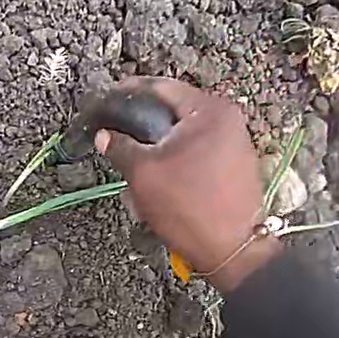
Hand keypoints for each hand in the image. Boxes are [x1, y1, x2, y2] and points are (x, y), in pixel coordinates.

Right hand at [95, 78, 281, 293]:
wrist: (231, 251)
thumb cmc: (189, 208)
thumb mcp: (143, 173)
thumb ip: (120, 147)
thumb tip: (104, 135)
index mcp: (210, 110)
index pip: (161, 86)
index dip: (128, 91)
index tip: (107, 99)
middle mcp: (227, 120)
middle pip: (171, 113)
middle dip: (142, 129)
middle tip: (117, 138)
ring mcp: (233, 144)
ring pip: (181, 137)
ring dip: (156, 152)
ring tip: (136, 170)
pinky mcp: (232, 167)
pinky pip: (195, 156)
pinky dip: (173, 164)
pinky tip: (157, 185)